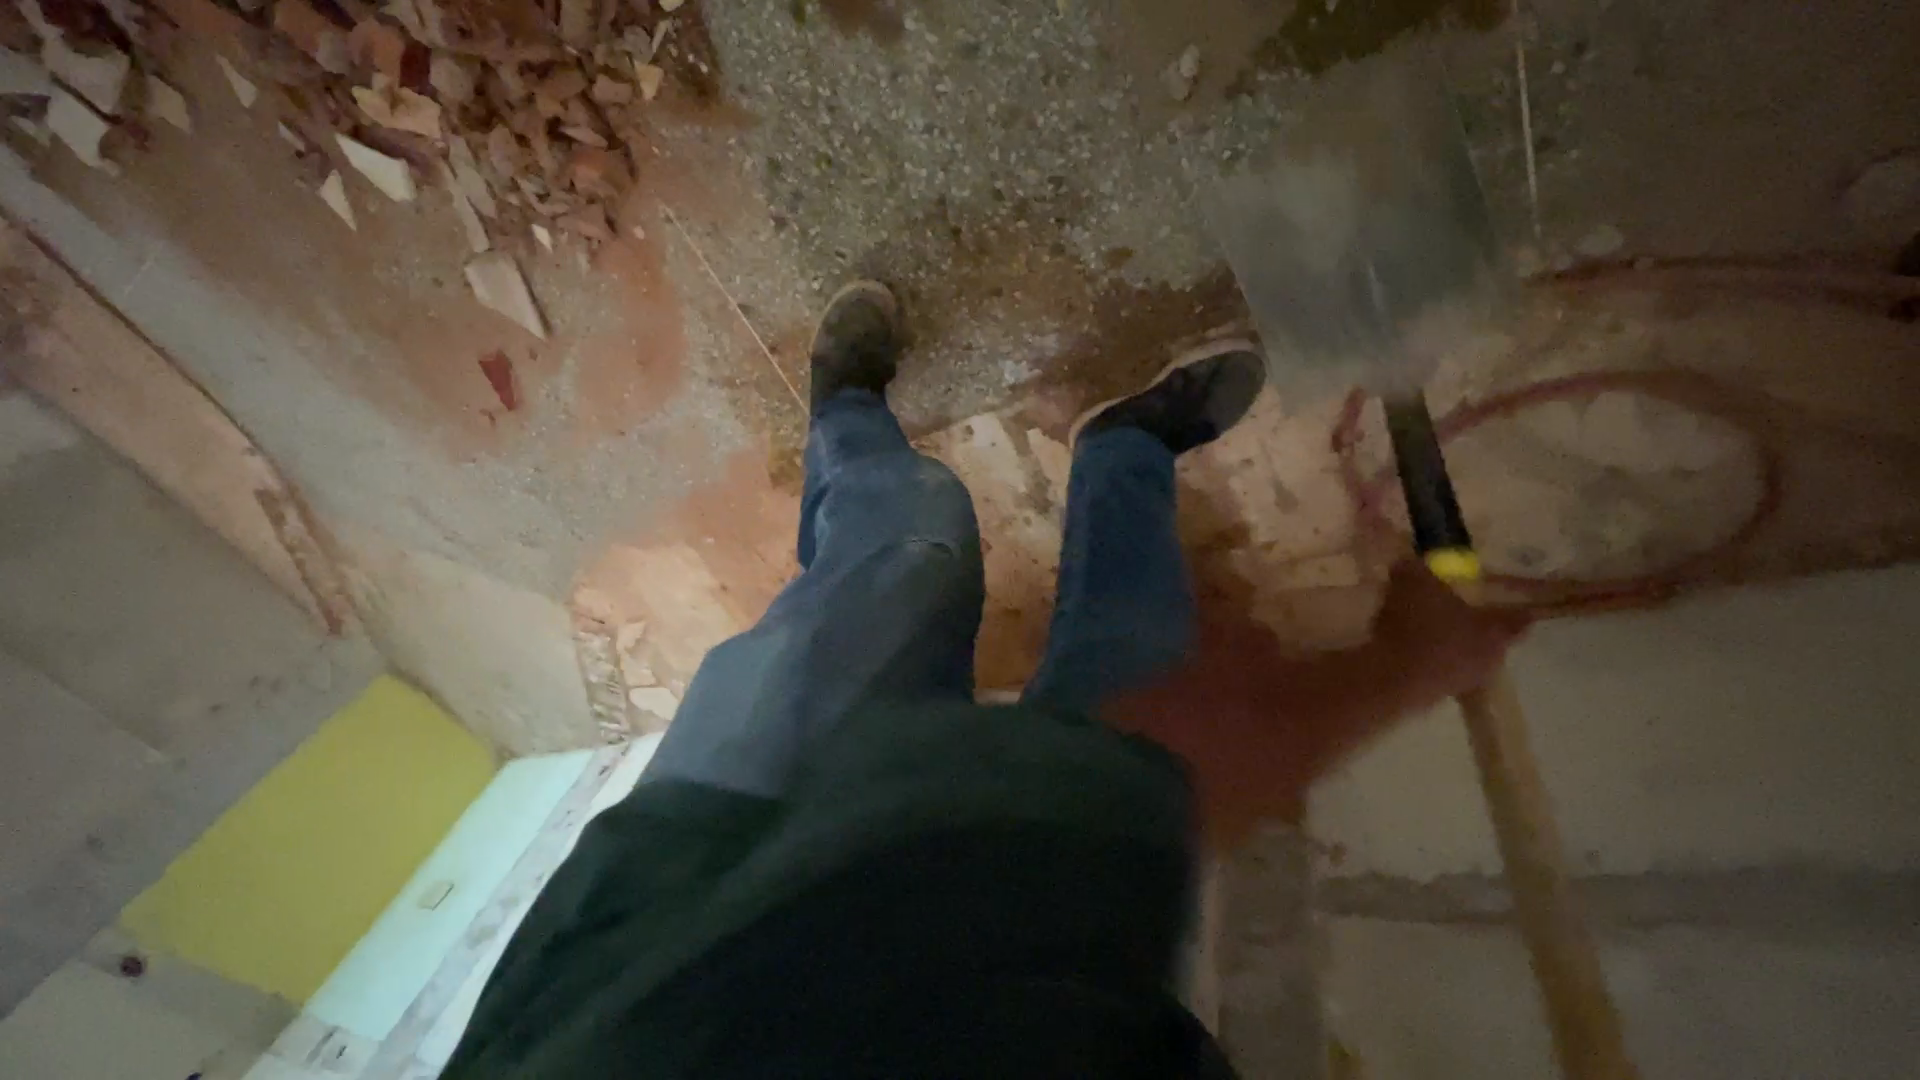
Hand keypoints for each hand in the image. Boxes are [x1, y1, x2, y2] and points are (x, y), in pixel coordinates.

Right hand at [1371, 559, 1530, 709]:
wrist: (1391, 677)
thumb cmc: (1417, 624)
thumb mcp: (1412, 581)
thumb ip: (1416, 568)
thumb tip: (1411, 561)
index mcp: (1496, 630)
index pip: (1518, 618)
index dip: (1512, 607)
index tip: (1502, 600)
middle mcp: (1489, 660)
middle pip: (1488, 640)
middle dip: (1471, 626)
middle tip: (1450, 611)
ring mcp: (1463, 682)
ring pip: (1462, 658)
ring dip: (1446, 645)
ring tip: (1419, 630)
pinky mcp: (1435, 696)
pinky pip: (1435, 671)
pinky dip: (1424, 660)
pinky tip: (1401, 650)